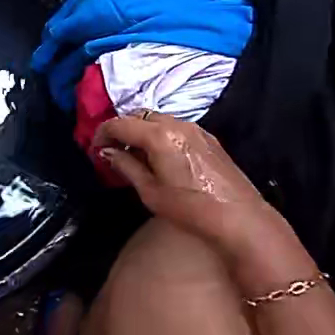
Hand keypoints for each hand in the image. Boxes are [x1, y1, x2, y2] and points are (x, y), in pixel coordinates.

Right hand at [92, 114, 288, 262]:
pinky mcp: (208, 138)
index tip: (94, 148)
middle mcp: (177, 124)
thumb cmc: (191, 209)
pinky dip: (159, 134)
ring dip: (141, 130)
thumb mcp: (151, 192)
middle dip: (121, 128)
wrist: (240, 219)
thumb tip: (107, 152)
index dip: (103, 133)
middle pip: (139, 115)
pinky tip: (157, 155)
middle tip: (111, 150)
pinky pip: (175, 126)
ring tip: (133, 154)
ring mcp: (195, 129)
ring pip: (158, 119)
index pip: (120, 123)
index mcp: (159, 135)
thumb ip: (126, 167)